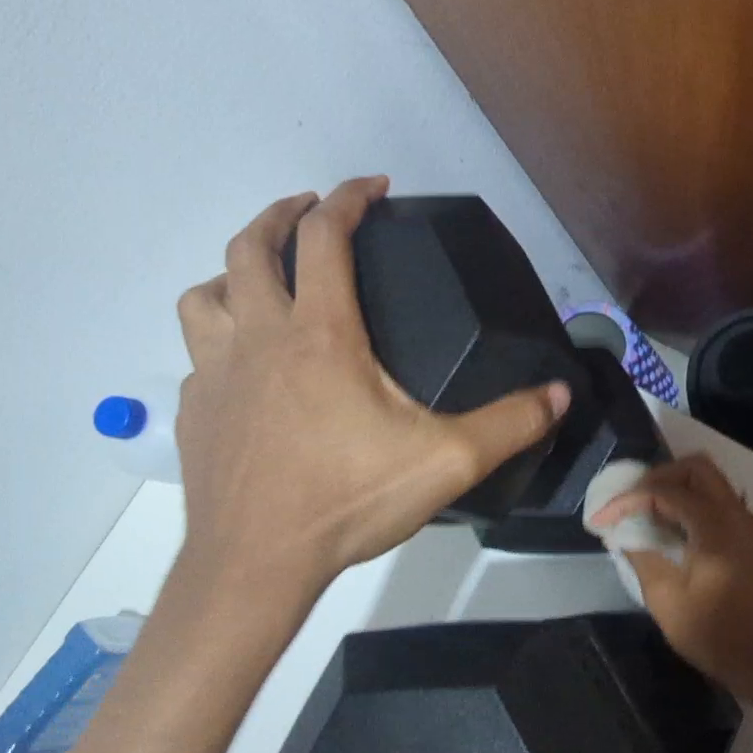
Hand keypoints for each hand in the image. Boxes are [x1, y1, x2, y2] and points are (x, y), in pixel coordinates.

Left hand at [173, 176, 570, 602]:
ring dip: (235, 273)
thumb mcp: (448, 461)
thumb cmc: (348, 500)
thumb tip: (559, 393)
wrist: (254, 566)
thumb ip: (510, 423)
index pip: (324, 239)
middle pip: (248, 247)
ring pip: (205, 294)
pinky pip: (199, 355)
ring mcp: (215, 374)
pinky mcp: (193, 412)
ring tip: (266, 282)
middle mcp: (259, 338)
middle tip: (310, 209)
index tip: (373, 187)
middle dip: (281, 214)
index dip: (348, 199)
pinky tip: (248, 370)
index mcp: (319, 334)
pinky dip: (221, 340)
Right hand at [589, 455, 752, 692]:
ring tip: (646, 511)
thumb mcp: (665, 599)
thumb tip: (621, 532)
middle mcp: (734, 513)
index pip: (666, 492)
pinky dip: (691, 498)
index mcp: (715, 527)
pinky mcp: (747, 533)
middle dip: (657, 477)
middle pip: (695, 467)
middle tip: (630, 502)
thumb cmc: (712, 633)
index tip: (601, 520)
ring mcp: (745, 521)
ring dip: (675, 485)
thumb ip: (641, 556)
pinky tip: (670, 524)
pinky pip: (717, 497)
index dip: (628, 500)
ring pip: (709, 478)